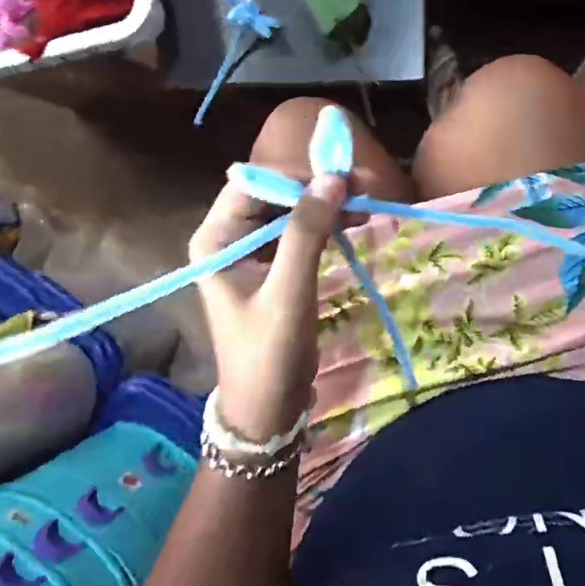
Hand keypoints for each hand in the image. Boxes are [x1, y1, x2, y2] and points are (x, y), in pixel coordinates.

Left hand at [188, 172, 347, 438]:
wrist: (267, 408)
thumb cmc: (268, 353)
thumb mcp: (288, 292)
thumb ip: (307, 233)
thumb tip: (333, 179)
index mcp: (216, 239)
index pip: (254, 185)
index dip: (297, 177)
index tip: (342, 180)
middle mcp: (230, 237)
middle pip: (276, 195)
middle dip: (319, 189)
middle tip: (366, 188)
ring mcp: (251, 252)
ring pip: (292, 212)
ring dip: (328, 205)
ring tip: (368, 204)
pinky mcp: (273, 267)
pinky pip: (300, 233)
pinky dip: (327, 225)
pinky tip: (353, 223)